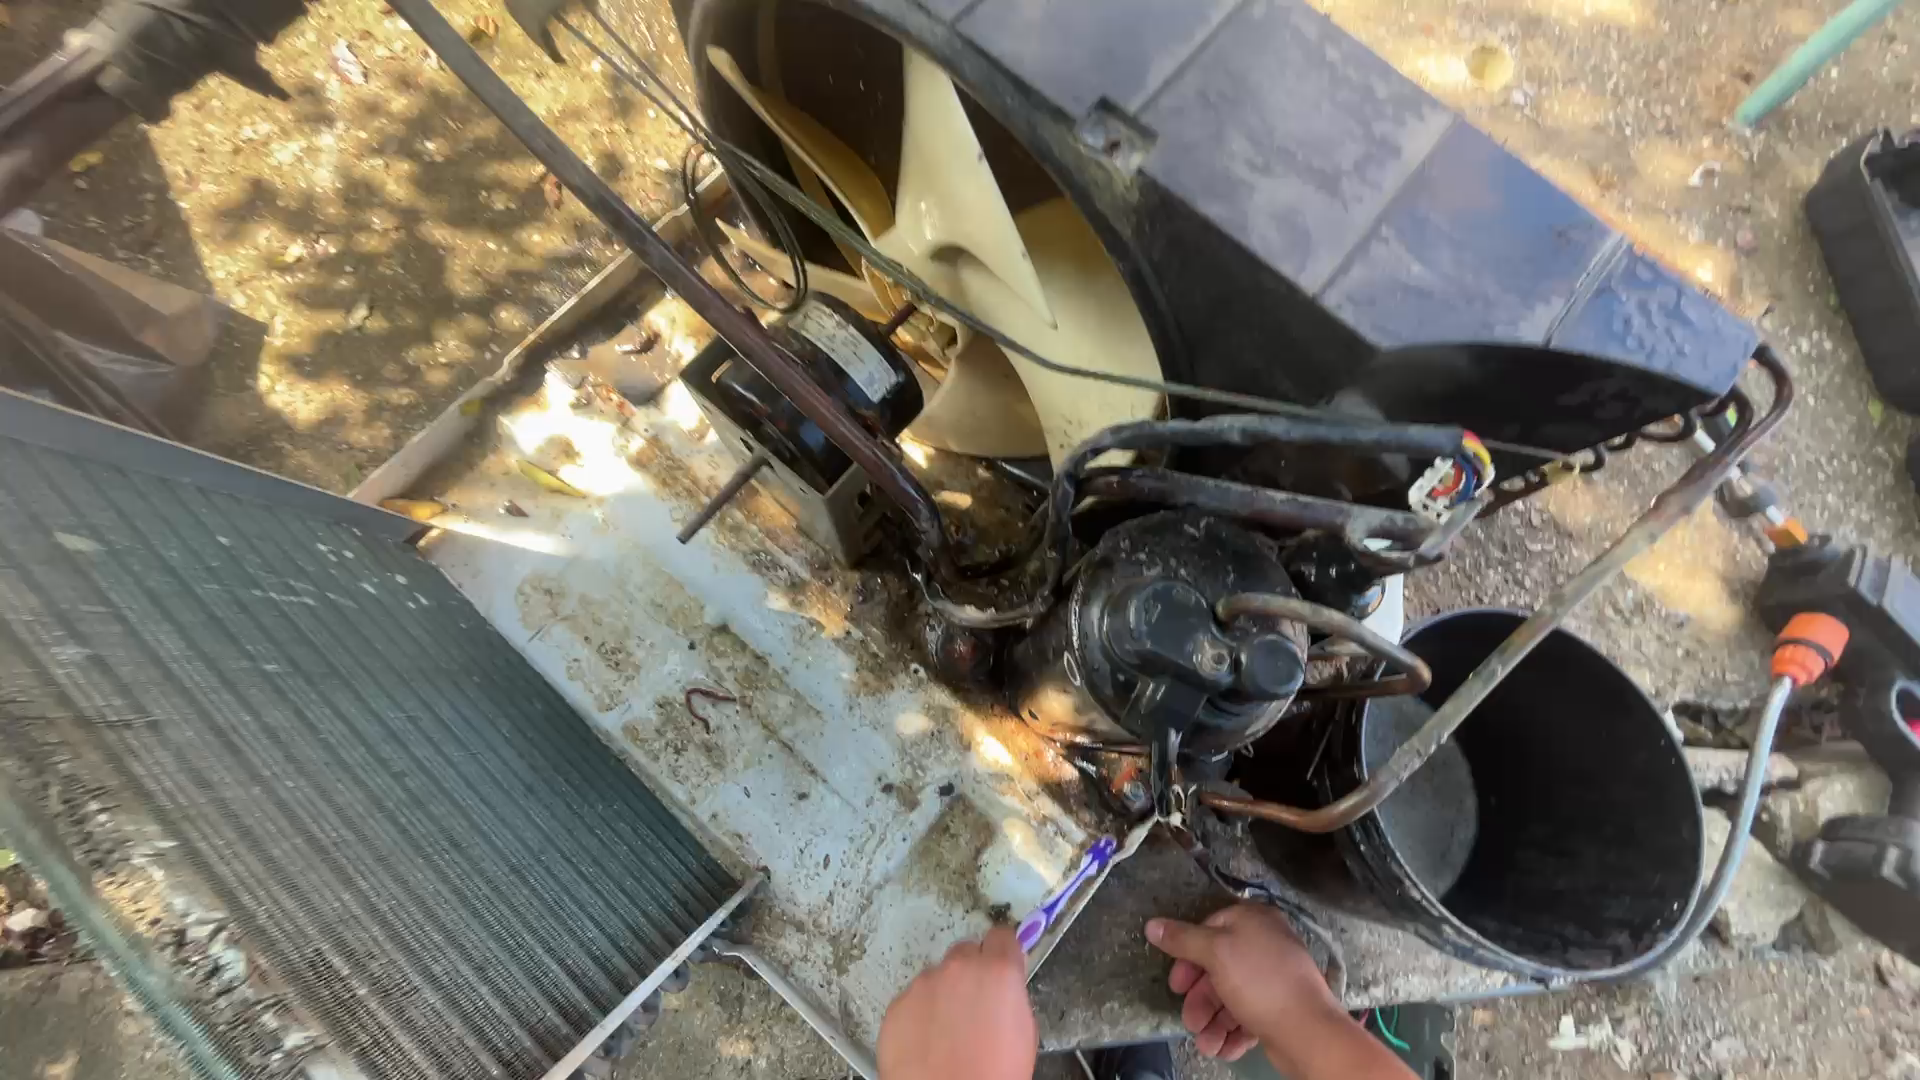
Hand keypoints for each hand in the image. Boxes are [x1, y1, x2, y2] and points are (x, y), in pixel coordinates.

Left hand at [878, 926, 1036, 1079]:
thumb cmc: (995, 1076)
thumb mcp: (1024, 1034)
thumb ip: (1011, 998)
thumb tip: (1002, 990)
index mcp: (997, 971)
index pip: (1002, 936)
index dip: (1003, 952)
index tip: (1002, 965)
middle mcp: (959, 967)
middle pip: (966, 953)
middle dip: (971, 973)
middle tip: (974, 1007)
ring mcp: (924, 983)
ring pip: (937, 977)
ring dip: (943, 995)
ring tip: (946, 1034)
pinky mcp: (898, 1004)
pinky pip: (912, 1000)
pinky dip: (919, 1016)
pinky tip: (925, 1045)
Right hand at [1146, 904, 1345, 1063]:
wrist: (1312, 1034)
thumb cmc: (1259, 982)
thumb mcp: (1214, 953)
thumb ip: (1182, 939)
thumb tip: (1151, 925)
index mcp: (1252, 920)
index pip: (1209, 929)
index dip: (1187, 957)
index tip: (1176, 984)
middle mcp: (1265, 944)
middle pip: (1218, 967)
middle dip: (1201, 999)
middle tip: (1189, 1021)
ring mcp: (1274, 979)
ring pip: (1232, 995)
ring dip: (1213, 1021)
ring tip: (1205, 1044)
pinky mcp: (1280, 1009)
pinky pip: (1248, 1015)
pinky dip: (1232, 1031)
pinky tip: (1222, 1049)